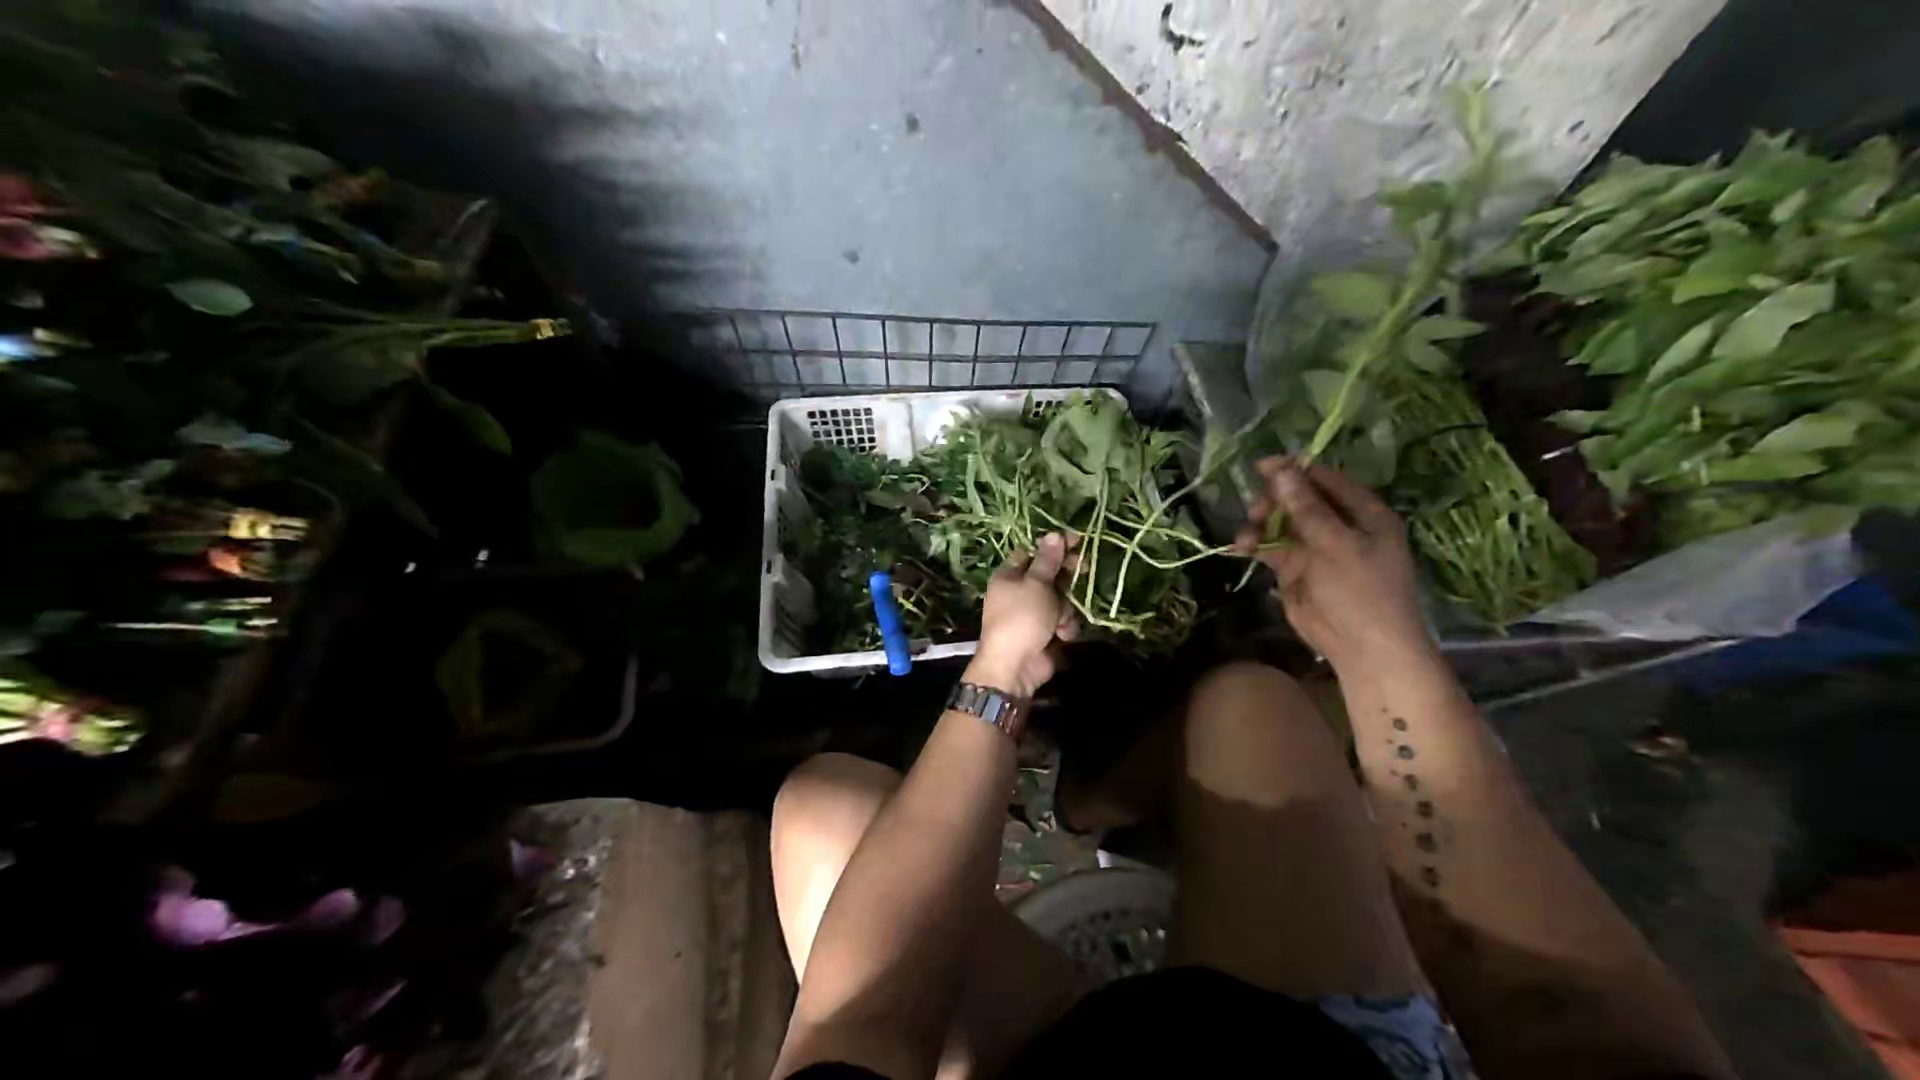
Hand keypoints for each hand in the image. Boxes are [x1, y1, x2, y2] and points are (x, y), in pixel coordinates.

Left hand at [966, 533, 1076, 699]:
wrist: (1015, 666)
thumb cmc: (1021, 618)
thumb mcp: (1036, 584)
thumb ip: (1048, 560)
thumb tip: (1054, 533)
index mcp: (1009, 575)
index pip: (1033, 552)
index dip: (1053, 546)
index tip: (1076, 540)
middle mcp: (1020, 592)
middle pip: (1050, 575)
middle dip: (1066, 579)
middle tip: (1082, 571)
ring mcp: (1033, 613)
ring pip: (1061, 599)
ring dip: (1065, 610)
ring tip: (1060, 621)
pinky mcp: (1045, 632)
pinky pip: (1062, 620)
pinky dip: (1064, 627)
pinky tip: (1061, 636)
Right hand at [1235, 457, 1434, 674]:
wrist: (1363, 647)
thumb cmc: (1362, 590)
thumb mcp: (1337, 544)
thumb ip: (1307, 507)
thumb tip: (1281, 471)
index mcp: (1362, 512)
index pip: (1324, 479)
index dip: (1293, 470)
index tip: (1261, 467)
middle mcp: (1338, 524)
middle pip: (1297, 499)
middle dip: (1272, 502)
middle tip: (1257, 512)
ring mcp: (1314, 547)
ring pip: (1279, 523)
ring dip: (1260, 525)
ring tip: (1247, 539)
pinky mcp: (1294, 568)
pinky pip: (1269, 548)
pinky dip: (1254, 545)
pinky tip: (1239, 548)